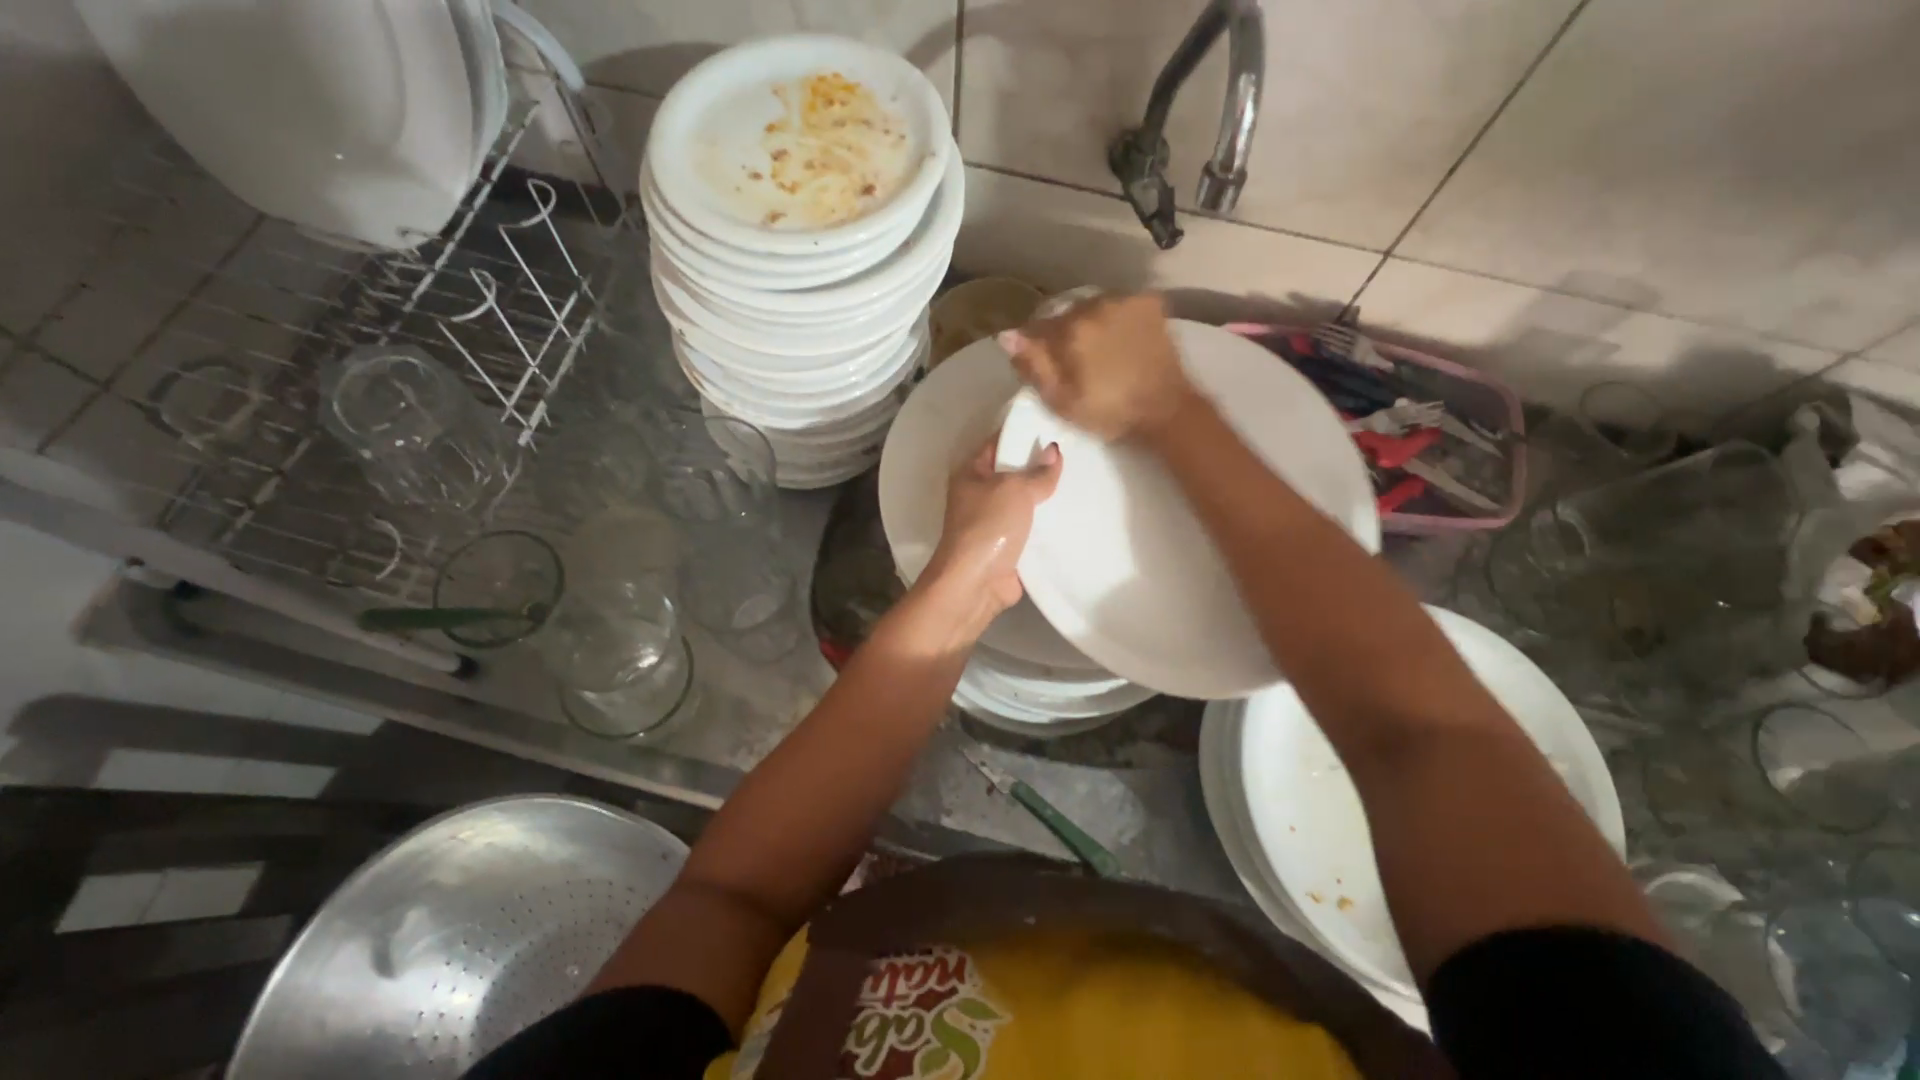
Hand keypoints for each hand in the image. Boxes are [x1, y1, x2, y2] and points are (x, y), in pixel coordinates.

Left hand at [917, 434, 1062, 635]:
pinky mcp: (1006, 547)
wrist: (975, 583)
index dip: (1023, 433)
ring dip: (1045, 497)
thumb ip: (1037, 472)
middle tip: (1077, 452)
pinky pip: (1030, 529)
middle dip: (1039, 465)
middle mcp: (978, 495)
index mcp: (971, 473)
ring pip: (1023, 502)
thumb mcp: (1015, 489)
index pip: (997, 443)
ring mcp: (992, 522)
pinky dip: (1047, 525)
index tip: (1054, 425)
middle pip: (1012, 473)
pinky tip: (1074, 515)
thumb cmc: (989, 526)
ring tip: (1081, 480)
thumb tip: (1054, 451)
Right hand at [998, 292, 1198, 440]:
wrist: (1166, 409)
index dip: (1037, 347)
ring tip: (1102, 351)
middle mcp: (1095, 305)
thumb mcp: (1061, 400)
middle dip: (1066, 334)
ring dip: (1091, 323)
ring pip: (1093, 307)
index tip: (1047, 365)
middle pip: (1066, 315)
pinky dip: (1117, 318)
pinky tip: (1122, 340)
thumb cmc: (1109, 412)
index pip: (1037, 328)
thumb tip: (1006, 335)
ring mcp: (1125, 300)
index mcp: (1070, 329)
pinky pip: (1120, 305)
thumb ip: (1033, 365)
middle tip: (1078, 362)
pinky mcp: (1149, 302)